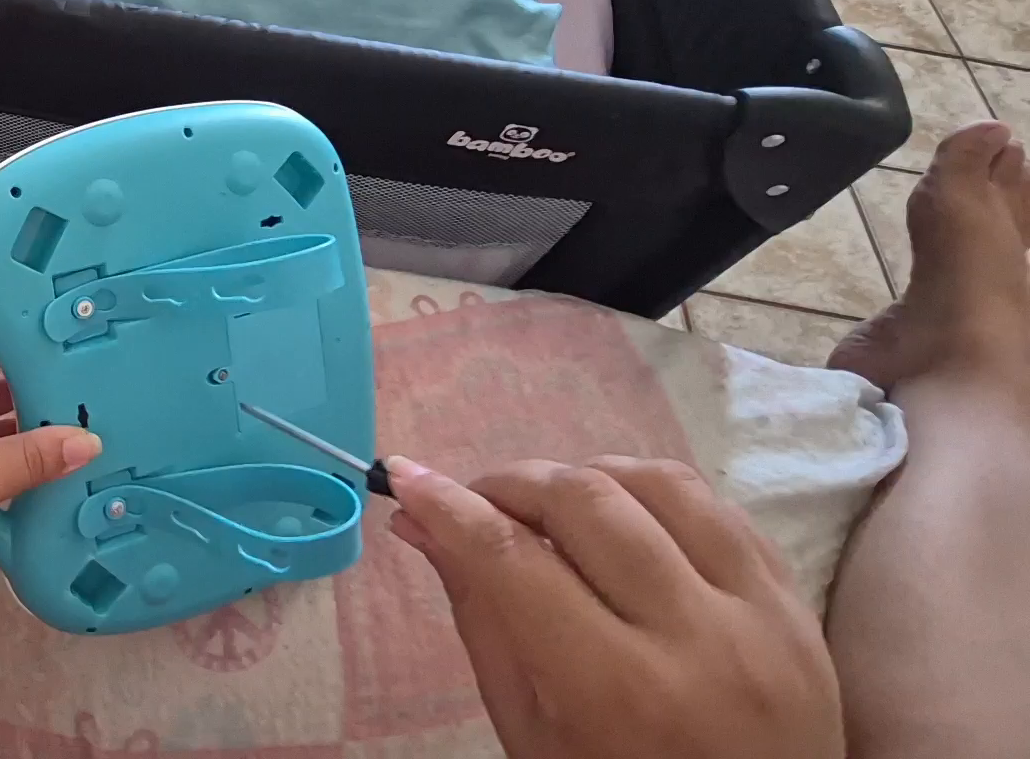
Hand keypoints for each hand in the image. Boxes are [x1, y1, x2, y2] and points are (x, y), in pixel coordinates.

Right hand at [388, 456, 842, 758]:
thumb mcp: (526, 723)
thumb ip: (476, 610)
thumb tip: (417, 519)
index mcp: (622, 691)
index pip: (512, 558)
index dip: (446, 504)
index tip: (402, 474)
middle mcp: (703, 642)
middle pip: (582, 501)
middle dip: (508, 484)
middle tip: (478, 505)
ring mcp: (765, 618)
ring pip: (654, 482)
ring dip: (580, 478)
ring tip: (550, 510)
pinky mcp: (796, 604)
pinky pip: (713, 503)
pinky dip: (647, 492)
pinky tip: (618, 519)